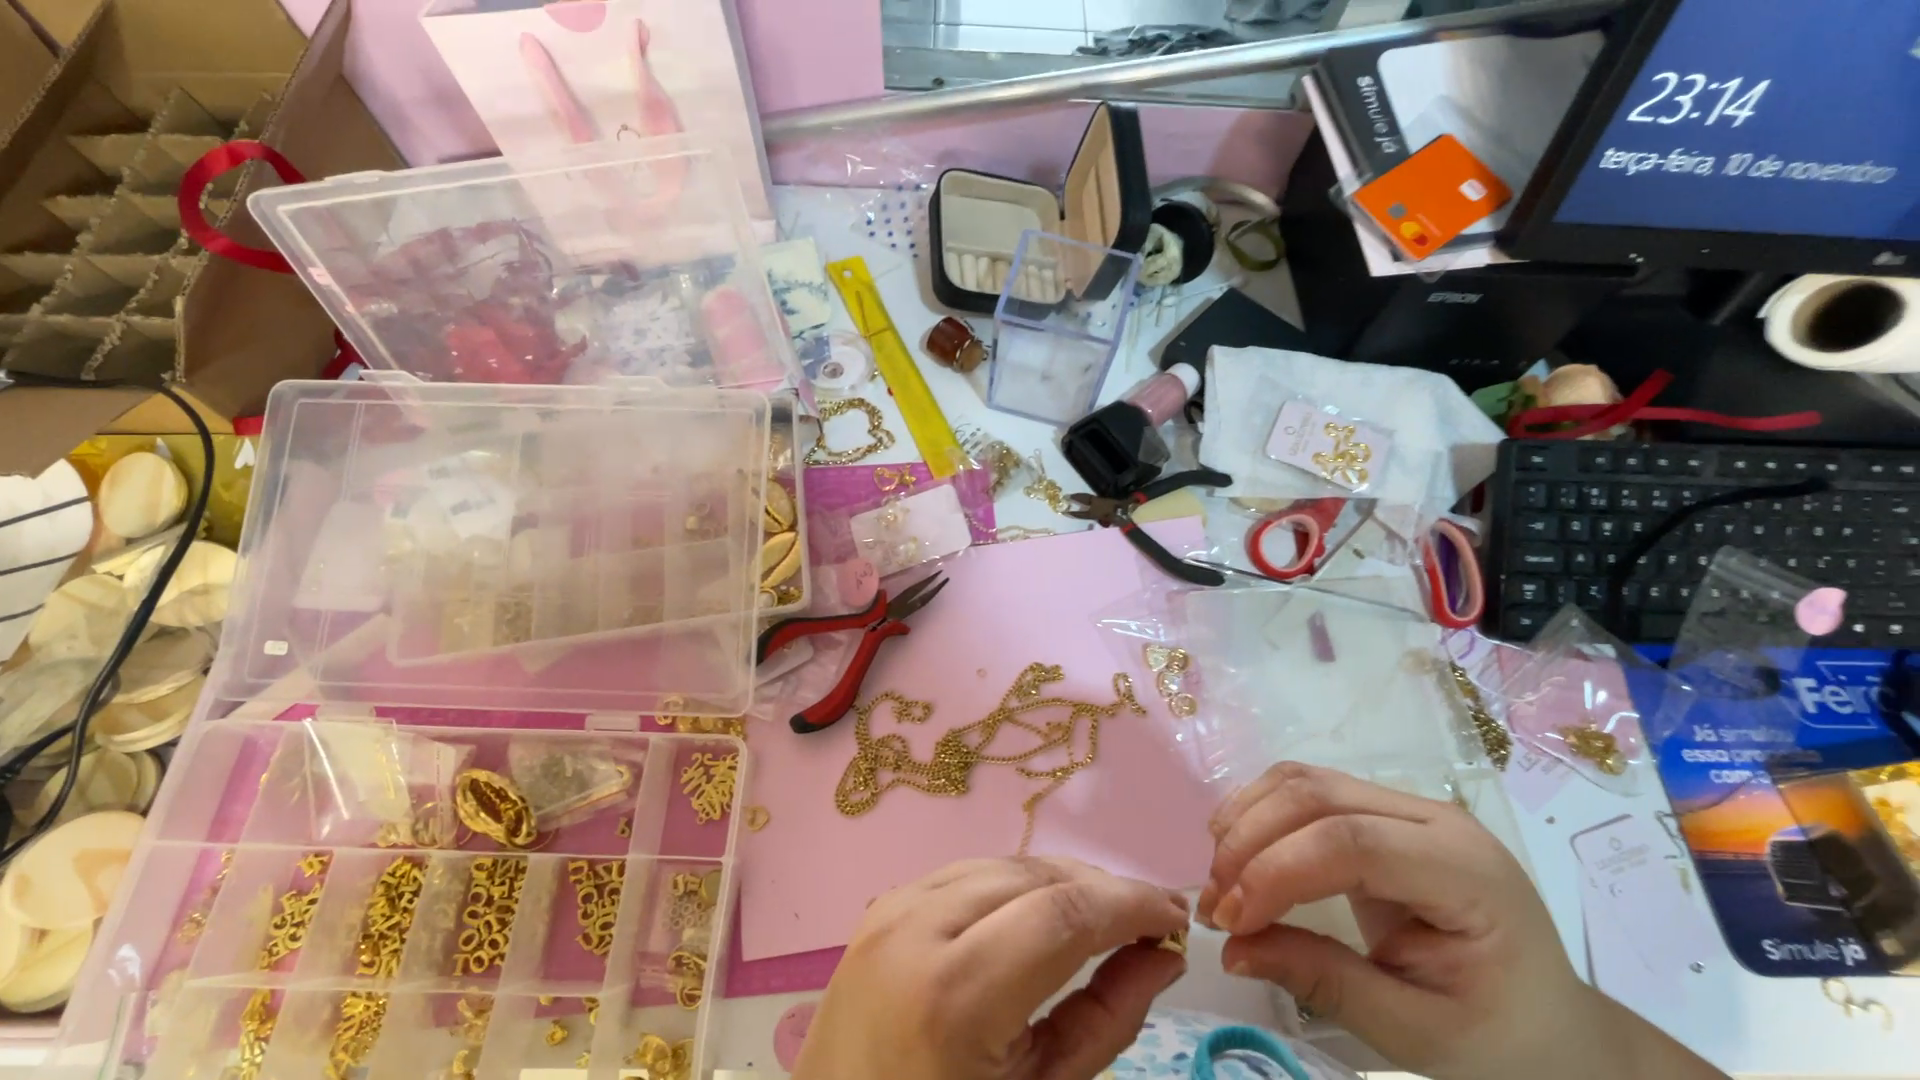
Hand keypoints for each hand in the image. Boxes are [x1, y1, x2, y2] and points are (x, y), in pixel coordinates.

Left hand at [793, 857, 1190, 1079]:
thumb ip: (1104, 1021)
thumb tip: (1162, 956)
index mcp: (954, 994)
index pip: (1064, 914)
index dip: (1132, 905)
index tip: (1178, 917)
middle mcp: (917, 928)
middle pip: (1035, 876)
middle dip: (1102, 890)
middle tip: (1150, 921)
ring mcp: (891, 909)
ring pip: (1002, 864)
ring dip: (1061, 882)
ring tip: (1104, 917)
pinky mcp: (881, 905)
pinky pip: (965, 873)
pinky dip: (1015, 883)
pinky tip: (1041, 911)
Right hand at [1199, 762, 1717, 1079]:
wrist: (1551, 1026)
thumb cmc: (1499, 1040)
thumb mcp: (1417, 1033)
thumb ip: (1324, 982)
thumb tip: (1232, 949)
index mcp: (1464, 871)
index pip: (1351, 841)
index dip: (1276, 871)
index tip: (1230, 923)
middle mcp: (1434, 817)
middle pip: (1317, 794)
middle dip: (1250, 843)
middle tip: (1214, 907)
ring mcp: (1406, 807)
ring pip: (1302, 780)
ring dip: (1246, 822)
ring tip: (1219, 882)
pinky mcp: (1379, 813)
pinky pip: (1305, 791)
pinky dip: (1259, 815)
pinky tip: (1237, 852)